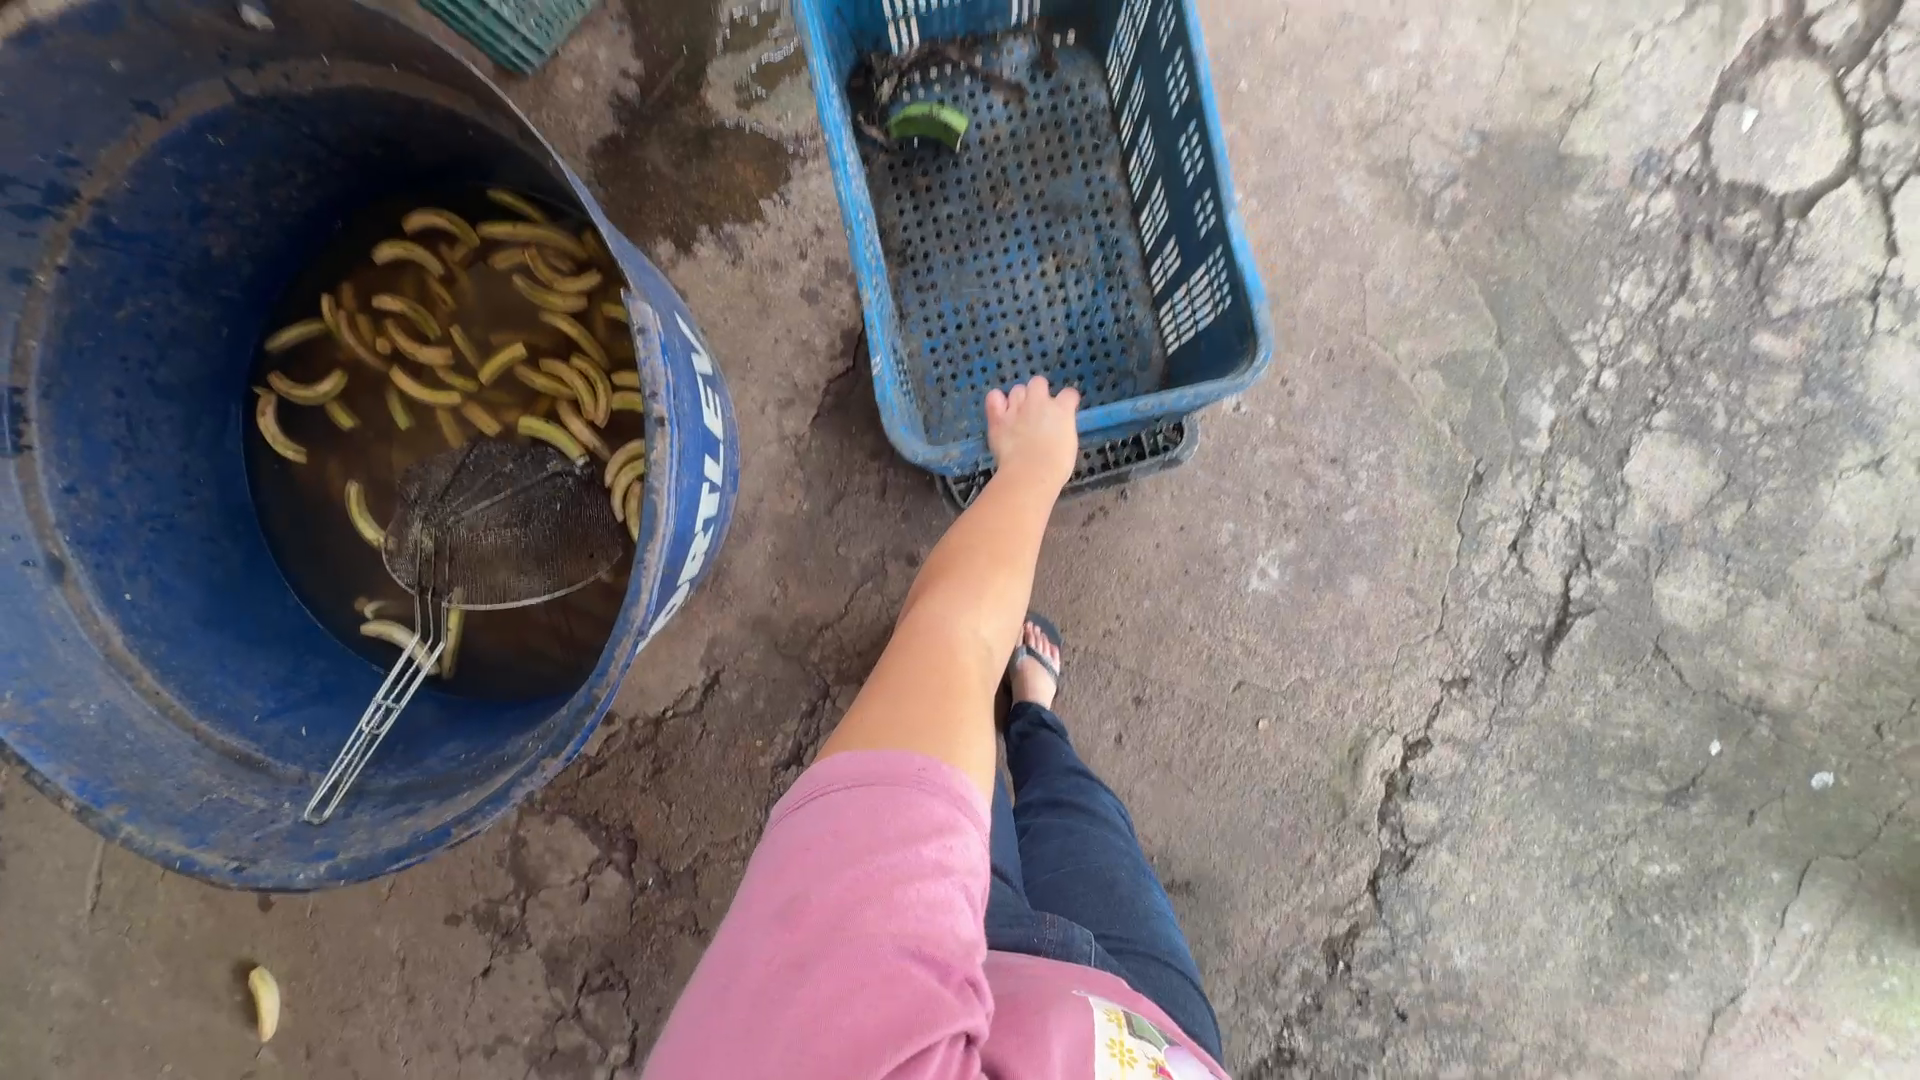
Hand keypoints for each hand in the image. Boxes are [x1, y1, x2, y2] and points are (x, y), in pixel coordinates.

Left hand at [985, 376, 1079, 489]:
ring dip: (1018, 399)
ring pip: (1017, 390)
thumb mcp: (1069, 445)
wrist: (1030, 472)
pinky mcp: (998, 417)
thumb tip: (1056, 429)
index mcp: (1062, 410)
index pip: (1069, 394)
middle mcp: (1039, 402)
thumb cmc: (1055, 466)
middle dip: (1038, 392)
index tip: (1065, 409)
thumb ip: (1063, 429)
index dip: (1067, 401)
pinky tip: (999, 411)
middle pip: (1038, 382)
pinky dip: (996, 401)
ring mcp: (1017, 407)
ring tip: (1017, 414)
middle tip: (1037, 410)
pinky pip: (994, 397)